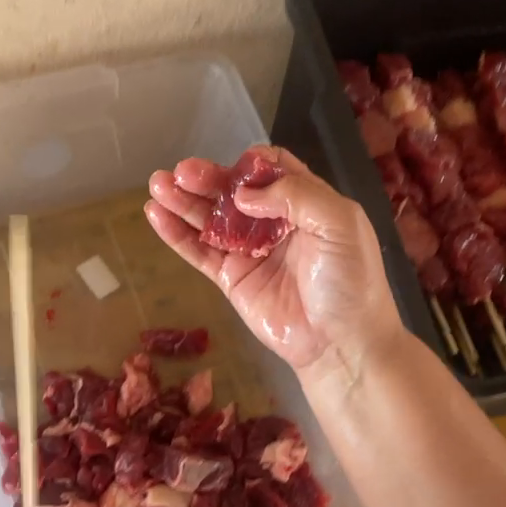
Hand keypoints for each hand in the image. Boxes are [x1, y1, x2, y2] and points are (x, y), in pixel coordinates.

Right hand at [144, 145, 405, 376]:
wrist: (339, 342)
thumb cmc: (349, 281)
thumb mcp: (339, 223)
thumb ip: (296, 195)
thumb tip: (243, 194)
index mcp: (305, 203)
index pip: (271, 169)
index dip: (251, 164)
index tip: (238, 169)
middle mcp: (274, 223)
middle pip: (233, 191)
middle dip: (206, 178)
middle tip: (180, 172)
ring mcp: (249, 252)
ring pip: (210, 219)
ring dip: (183, 200)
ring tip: (157, 185)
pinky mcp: (230, 279)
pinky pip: (199, 252)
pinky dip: (177, 234)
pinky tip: (156, 215)